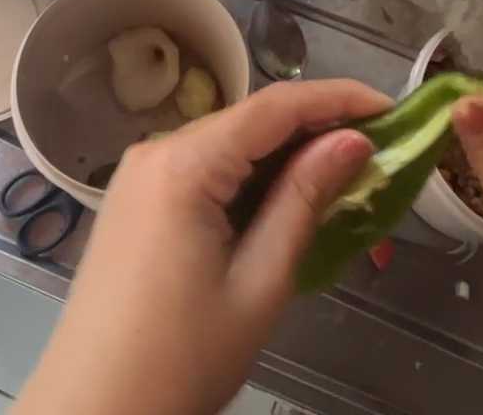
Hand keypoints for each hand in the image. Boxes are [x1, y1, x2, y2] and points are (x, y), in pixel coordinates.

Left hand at [15, 80, 391, 414]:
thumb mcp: (259, 283)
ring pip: (230, 141)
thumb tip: (353, 140)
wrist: (91, 411)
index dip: (338, 98)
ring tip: (342, 177)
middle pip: (252, 119)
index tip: (391, 108)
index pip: (275, 106)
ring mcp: (142, 171)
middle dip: (316, 129)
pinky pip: (205, 165)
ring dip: (285, 154)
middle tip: (377, 151)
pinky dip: (251, 174)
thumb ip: (305, 199)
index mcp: (185, 163)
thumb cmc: (180, 358)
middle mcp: (158, 149)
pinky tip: (284, 197)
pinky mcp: (137, 196)